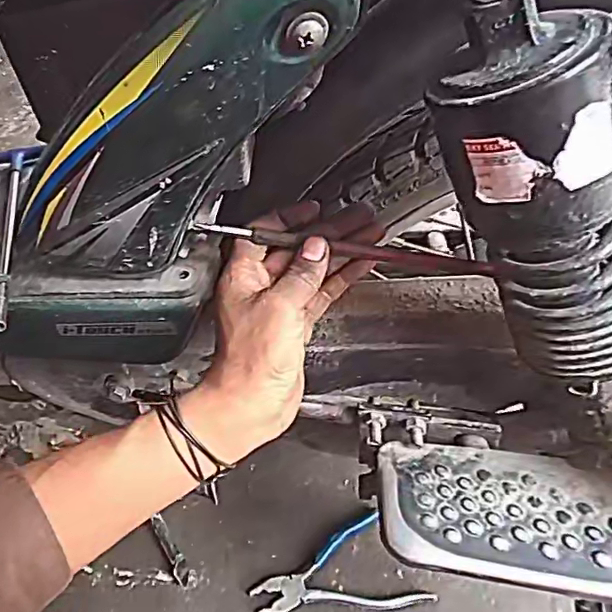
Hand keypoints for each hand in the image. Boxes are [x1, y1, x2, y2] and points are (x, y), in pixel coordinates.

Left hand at [184, 201, 382, 461]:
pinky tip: (360, 265)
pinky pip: (320, 292)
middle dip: (326, 232)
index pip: (264, 233)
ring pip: (313, 269)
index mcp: (242, 277)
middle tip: (355, 219)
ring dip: (340, 252)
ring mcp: (278, 305)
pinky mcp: (294, 324)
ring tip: (368, 235)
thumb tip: (316, 247)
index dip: (290, 218)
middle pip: (295, 249)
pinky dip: (340, 278)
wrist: (251, 403)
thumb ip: (301, 274)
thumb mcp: (279, 307)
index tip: (314, 209)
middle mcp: (259, 288)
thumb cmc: (249, 363)